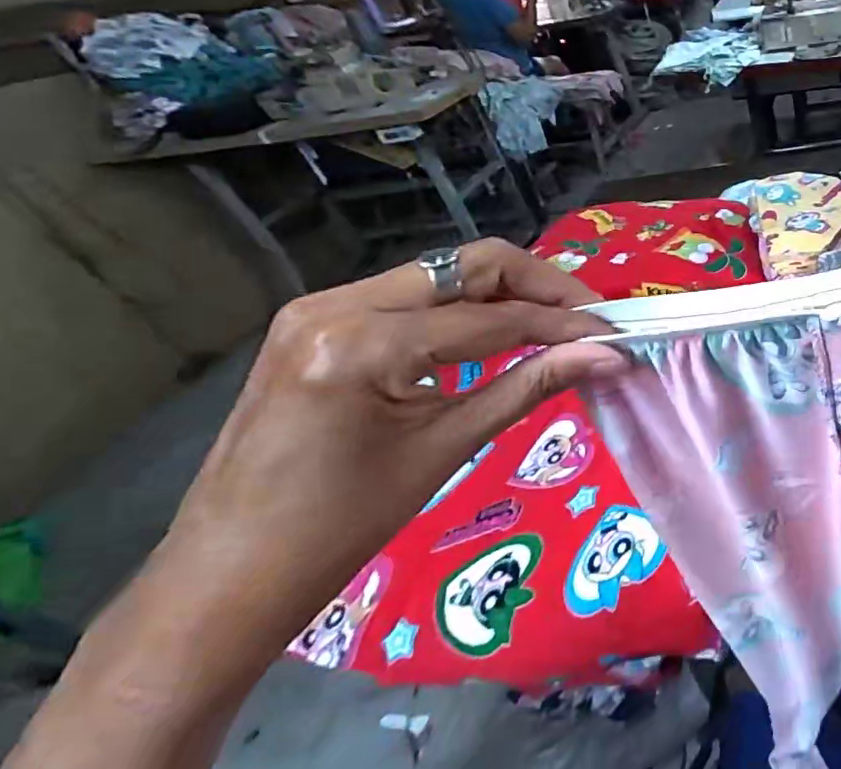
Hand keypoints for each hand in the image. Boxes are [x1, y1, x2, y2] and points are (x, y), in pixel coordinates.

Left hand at [8, 241, 623, 768]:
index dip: (561, 324)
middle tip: (588, 314)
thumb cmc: (342, 527)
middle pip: (466, 265)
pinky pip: (410, 296)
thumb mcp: (445, 449)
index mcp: (362, 343)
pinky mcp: (316, 318)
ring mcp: (319, 304)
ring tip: (554, 321)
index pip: (491, 317)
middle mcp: (336, 303)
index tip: (612, 332)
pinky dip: (461, 308)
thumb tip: (607, 356)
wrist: (227, 575)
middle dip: (538, 284)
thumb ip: (531, 387)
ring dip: (502, 292)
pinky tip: (493, 330)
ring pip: (440, 273)